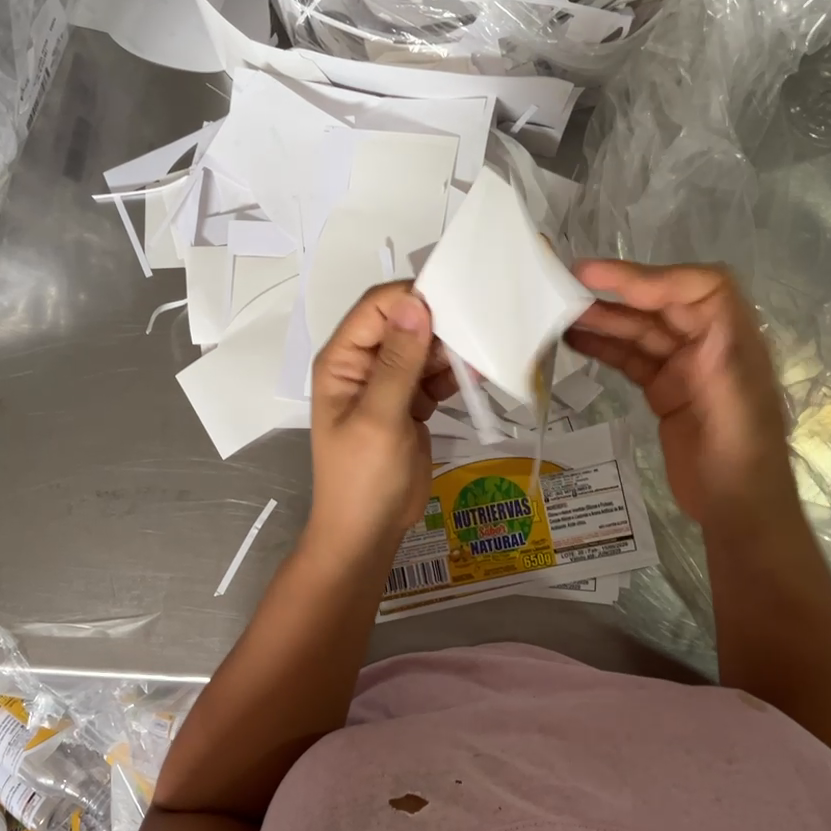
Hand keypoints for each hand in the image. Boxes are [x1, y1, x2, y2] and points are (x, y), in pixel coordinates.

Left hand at [308, 283, 456, 560]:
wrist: (368, 532)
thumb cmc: (363, 479)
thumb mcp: (379, 418)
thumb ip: (399, 361)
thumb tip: (415, 303)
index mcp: (343, 360)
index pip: (378, 308)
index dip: (415, 299)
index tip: (458, 302)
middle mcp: (364, 364)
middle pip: (404, 323)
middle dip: (440, 323)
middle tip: (482, 327)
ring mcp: (388, 384)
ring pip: (424, 348)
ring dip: (452, 349)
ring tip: (487, 351)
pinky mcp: (410, 404)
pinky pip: (434, 376)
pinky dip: (455, 374)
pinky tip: (481, 374)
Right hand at [566, 260, 801, 534]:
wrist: (737, 511)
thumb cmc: (744, 460)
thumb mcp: (738, 411)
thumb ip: (720, 366)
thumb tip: (704, 328)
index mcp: (735, 341)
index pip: (701, 286)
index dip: (653, 274)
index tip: (603, 277)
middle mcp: (710, 345)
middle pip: (663, 303)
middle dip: (619, 291)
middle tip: (568, 284)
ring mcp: (685, 367)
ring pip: (641, 329)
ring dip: (603, 318)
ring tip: (560, 312)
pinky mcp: (665, 390)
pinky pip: (631, 357)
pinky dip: (603, 346)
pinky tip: (574, 340)